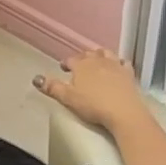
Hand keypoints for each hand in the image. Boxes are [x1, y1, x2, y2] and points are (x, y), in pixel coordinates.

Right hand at [34, 48, 151, 132]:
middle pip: (88, 54)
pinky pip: (122, 62)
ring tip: (97, 59)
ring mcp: (115, 64)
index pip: (71, 60)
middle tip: (79, 63)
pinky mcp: (128, 73)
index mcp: (81, 65)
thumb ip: (53, 88)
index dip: (66, 63)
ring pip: (105, 54)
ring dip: (99, 55)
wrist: (122, 110)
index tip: (63, 67)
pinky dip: (118, 62)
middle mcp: (98, 60)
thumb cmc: (93, 105)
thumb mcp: (69, 98)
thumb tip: (37, 79)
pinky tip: (117, 66)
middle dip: (82, 57)